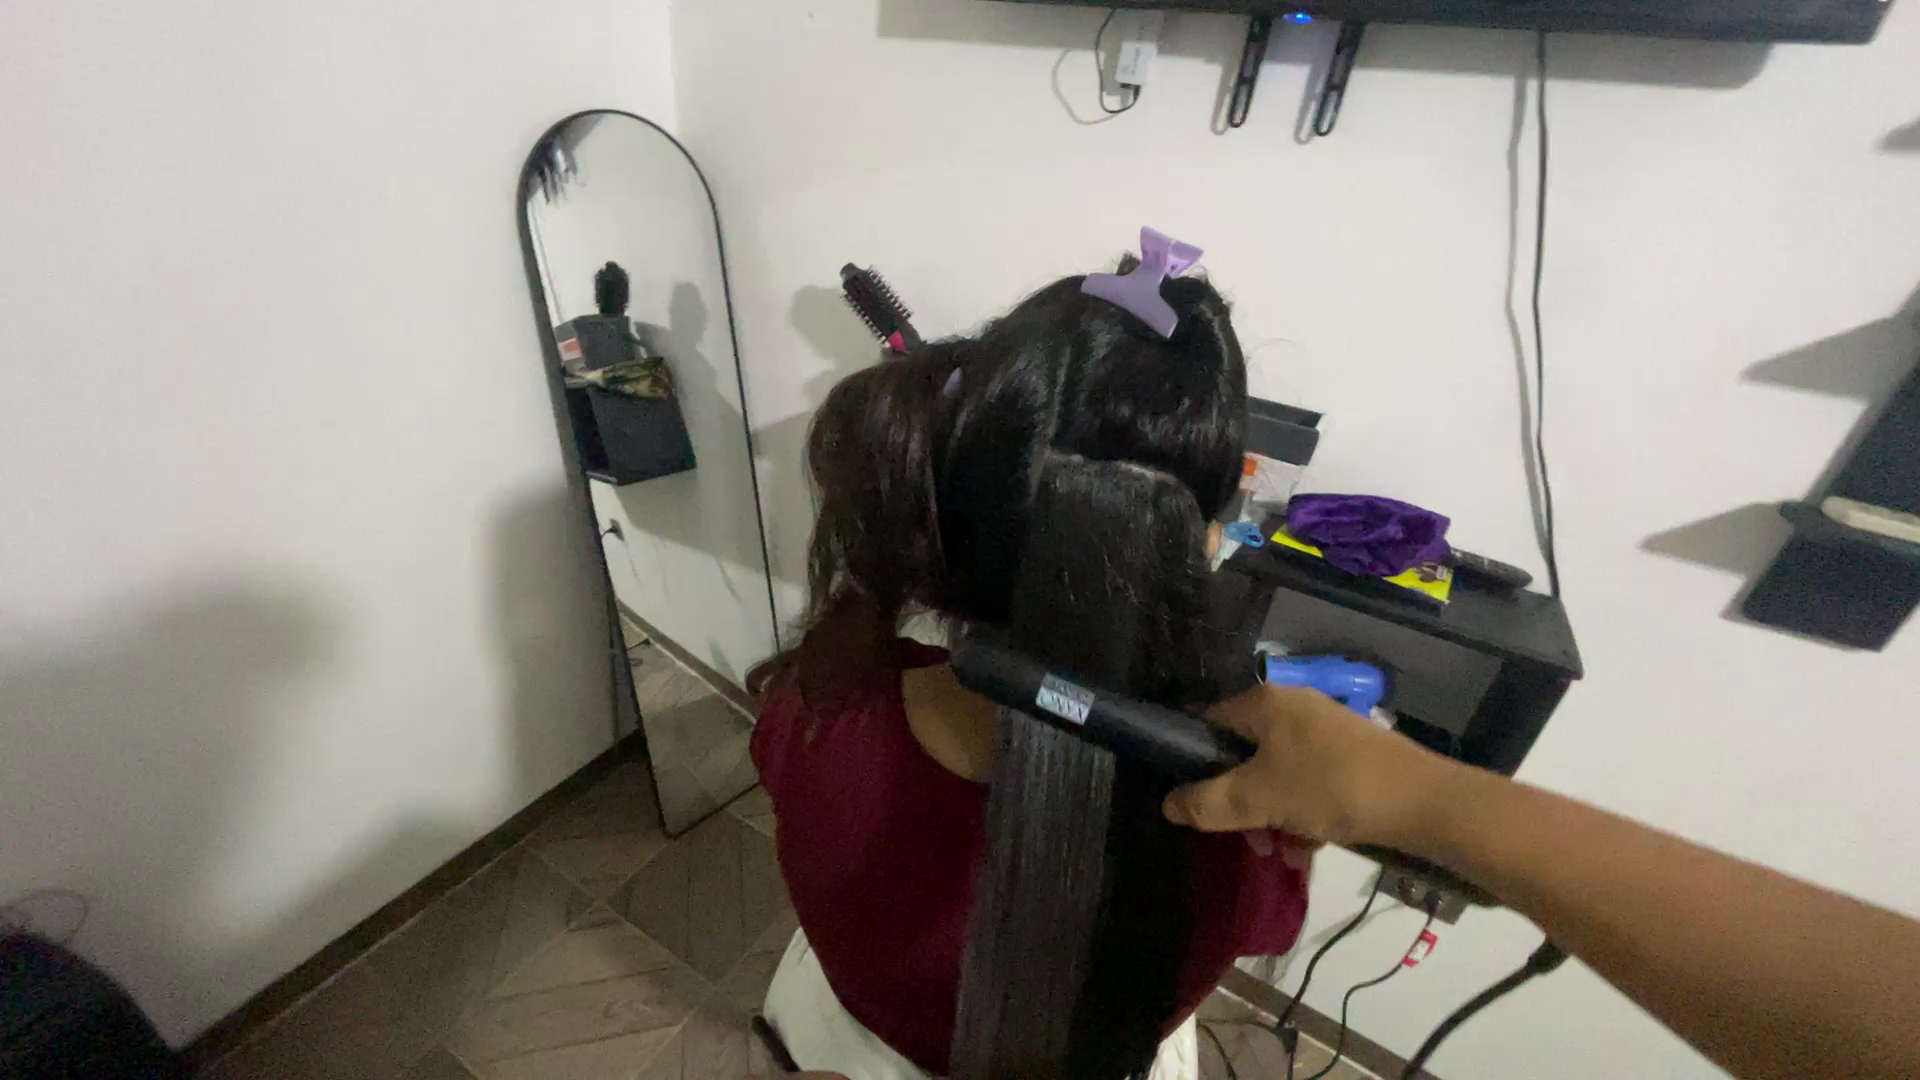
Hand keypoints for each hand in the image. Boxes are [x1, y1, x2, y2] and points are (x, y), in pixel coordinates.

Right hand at [1163, 683, 1450, 849]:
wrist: (1426, 803)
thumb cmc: (1329, 787)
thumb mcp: (1258, 800)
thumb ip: (1207, 802)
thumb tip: (1168, 804)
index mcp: (1264, 702)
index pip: (1208, 719)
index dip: (1193, 756)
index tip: (1191, 795)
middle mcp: (1292, 705)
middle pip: (1244, 751)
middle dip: (1238, 797)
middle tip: (1242, 835)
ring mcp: (1326, 729)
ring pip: (1278, 770)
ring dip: (1270, 812)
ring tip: (1280, 851)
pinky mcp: (1354, 754)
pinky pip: (1310, 779)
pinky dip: (1302, 810)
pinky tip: (1308, 845)